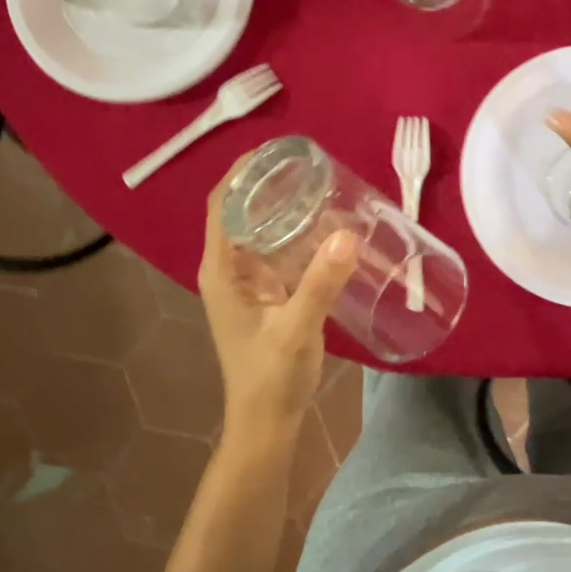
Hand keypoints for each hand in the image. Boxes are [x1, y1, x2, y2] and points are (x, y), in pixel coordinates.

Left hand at [198, 166, 358, 438]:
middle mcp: (229, 268)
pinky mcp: (267, 293)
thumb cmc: (270, 376)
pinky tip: (328, 225)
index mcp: (221, 269)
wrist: (267, 422)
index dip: (243, 170)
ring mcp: (247, 281)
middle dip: (270, 182)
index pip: (224, 203)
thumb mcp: (297, 328)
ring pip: (261, 228)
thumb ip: (321, 283)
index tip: (278, 149)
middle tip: (312, 162)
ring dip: (284, 205)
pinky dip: (296, 231)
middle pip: (242, 209)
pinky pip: (278, 249)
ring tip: (322, 183)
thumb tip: (349, 233)